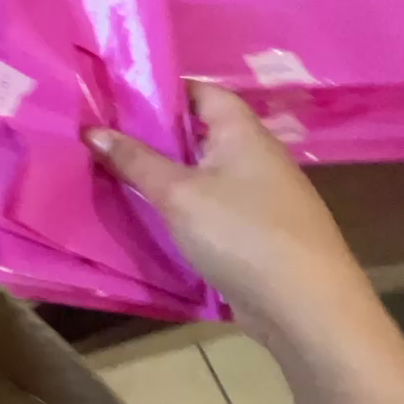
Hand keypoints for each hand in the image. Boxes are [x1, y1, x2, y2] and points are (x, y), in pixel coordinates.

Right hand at [86, 83, 372, 336]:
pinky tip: (150, 203)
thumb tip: (91, 129)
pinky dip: (179, 193)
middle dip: (154, 126)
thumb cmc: (243, 236)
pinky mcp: (258, 230)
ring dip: (164, 162)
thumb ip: (133, 159)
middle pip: (202, 129)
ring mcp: (262, 197)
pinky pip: (211, 196)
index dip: (165, 87)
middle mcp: (258, 160)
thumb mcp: (176, 192)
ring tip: (116, 161)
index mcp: (246, 138)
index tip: (118, 90)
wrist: (312, 316)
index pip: (205, 92)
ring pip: (204, 165)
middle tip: (104, 125)